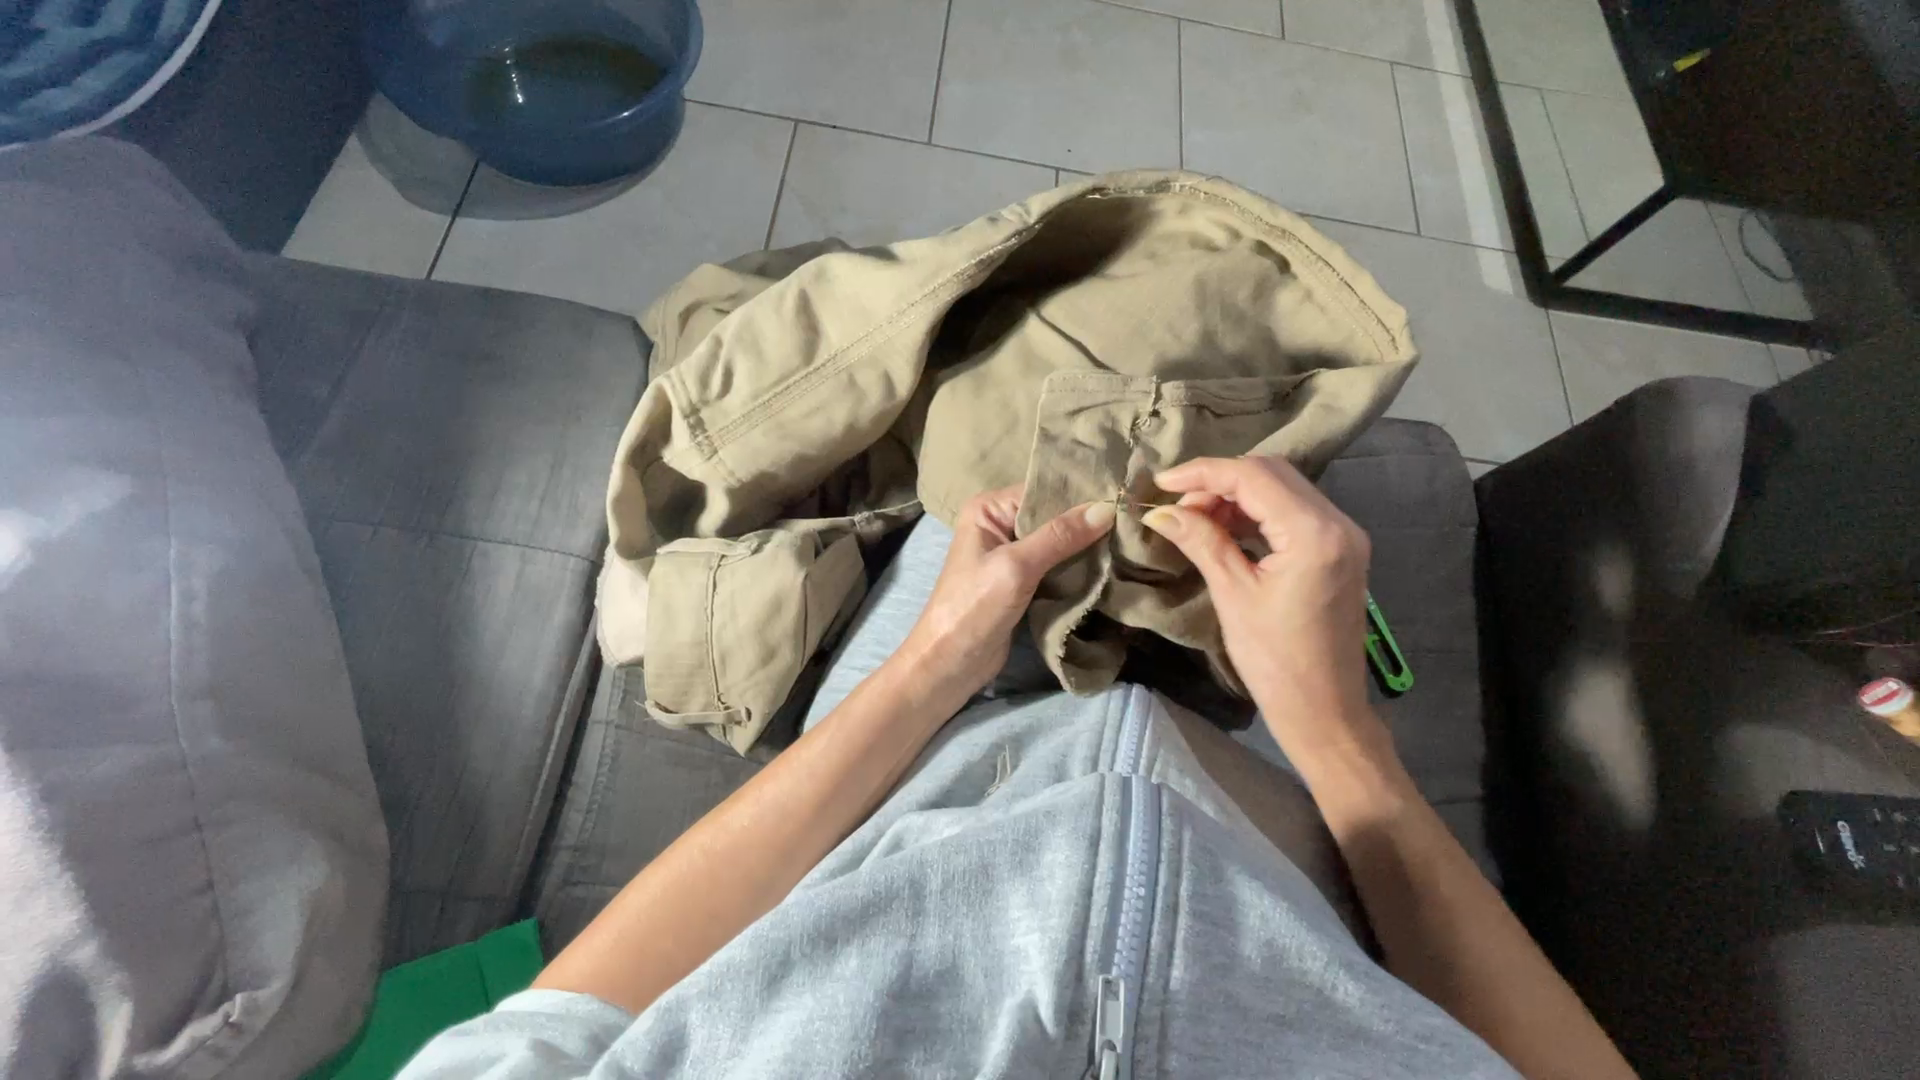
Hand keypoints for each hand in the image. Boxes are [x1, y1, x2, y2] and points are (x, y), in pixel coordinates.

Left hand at [896, 486, 1115, 705]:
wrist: (950, 664)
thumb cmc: (973, 608)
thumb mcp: (1016, 567)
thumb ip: (1060, 536)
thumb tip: (1106, 508)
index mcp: (988, 509)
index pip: (1043, 490)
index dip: (1080, 495)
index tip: (1123, 497)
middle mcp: (1000, 525)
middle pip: (1054, 515)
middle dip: (1089, 523)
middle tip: (1134, 522)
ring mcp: (1012, 556)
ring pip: (1060, 543)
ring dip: (1088, 547)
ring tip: (1130, 542)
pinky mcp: (1024, 583)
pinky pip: (1058, 566)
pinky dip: (1079, 568)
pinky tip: (1111, 566)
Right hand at [1141, 456, 1390, 765]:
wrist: (1324, 710)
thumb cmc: (1275, 661)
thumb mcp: (1233, 596)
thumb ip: (1201, 542)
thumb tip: (1159, 512)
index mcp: (1314, 534)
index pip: (1253, 477)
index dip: (1202, 473)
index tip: (1161, 483)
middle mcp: (1338, 523)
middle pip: (1271, 473)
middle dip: (1218, 481)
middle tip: (1176, 506)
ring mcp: (1344, 535)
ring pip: (1283, 489)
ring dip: (1236, 495)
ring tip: (1194, 519)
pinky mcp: (1339, 549)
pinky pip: (1293, 511)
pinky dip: (1256, 512)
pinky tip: (1225, 529)